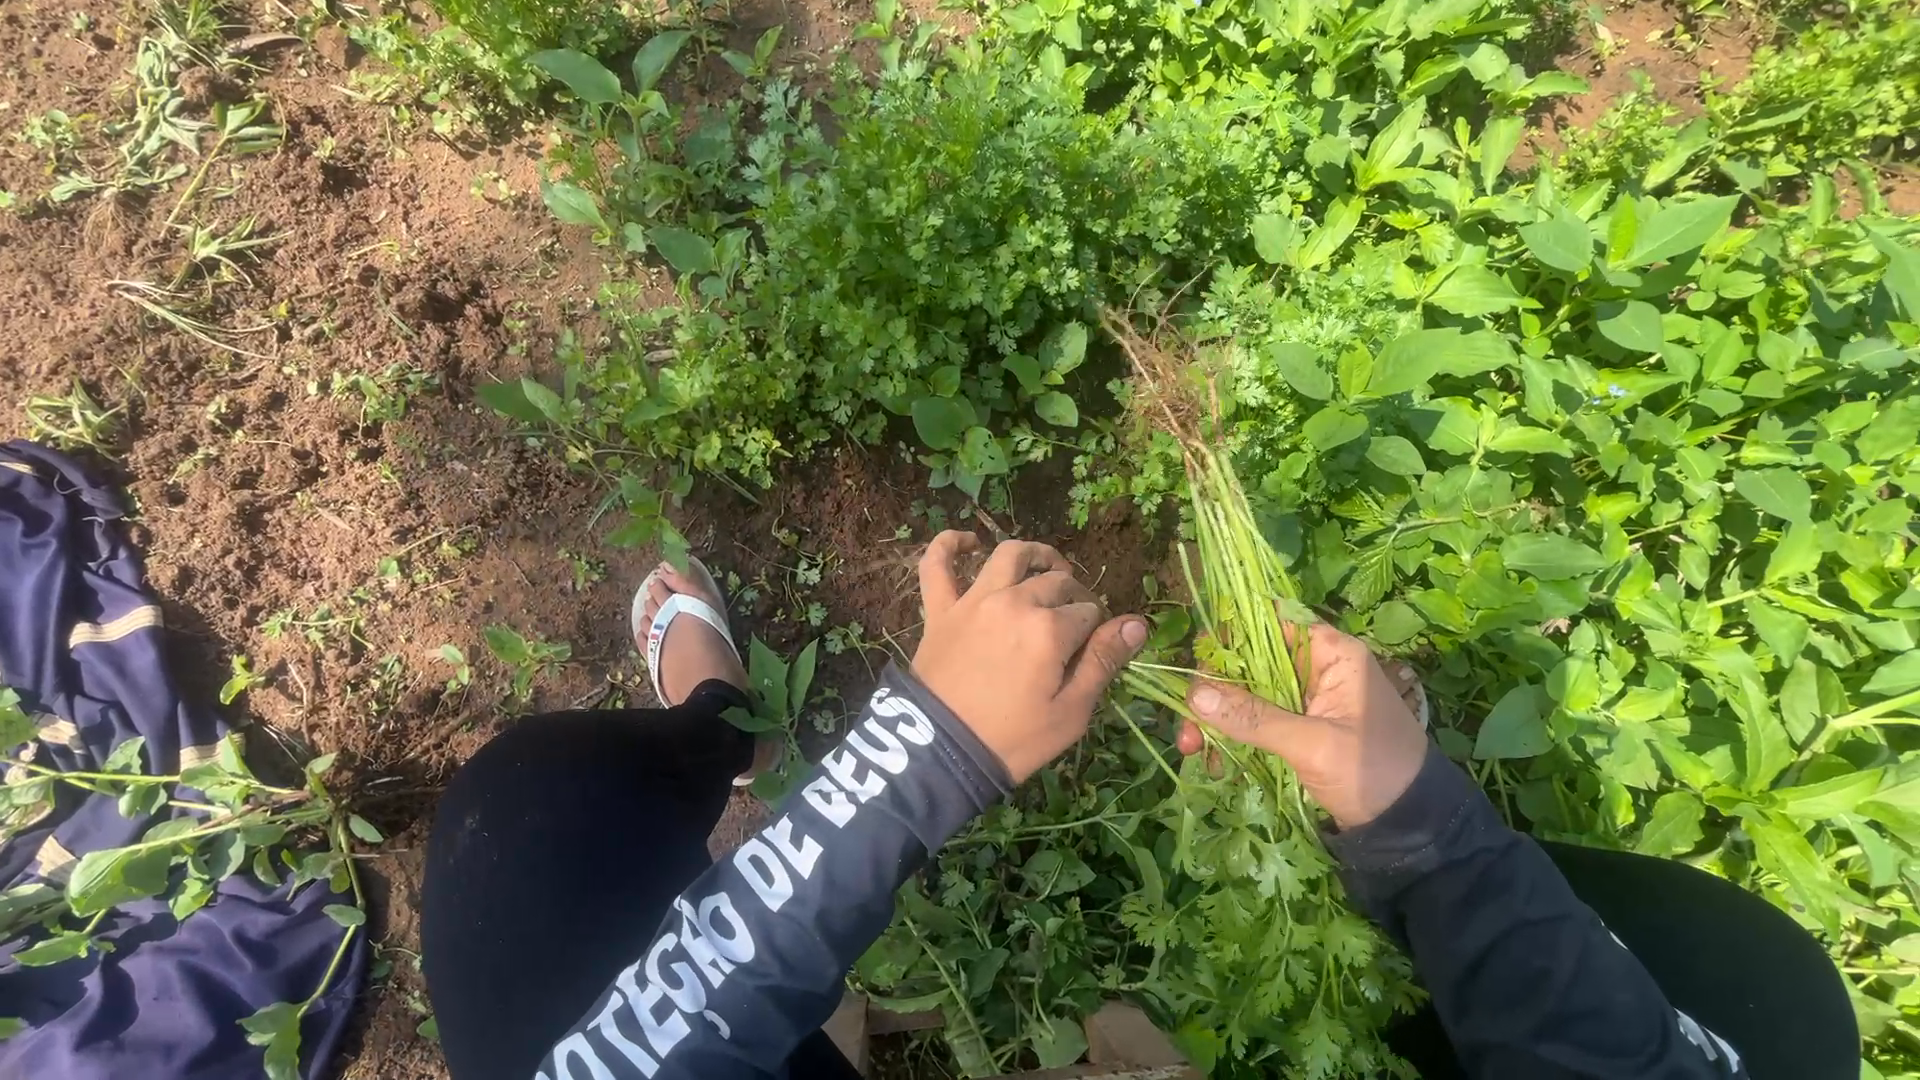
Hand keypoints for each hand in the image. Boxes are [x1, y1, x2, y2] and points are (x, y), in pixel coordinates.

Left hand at [912, 531, 1148, 782]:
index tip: (1092, 648)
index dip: (1096, 627)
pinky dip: (949, 545)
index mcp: (1049, 629)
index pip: (1088, 612)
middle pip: (1055, 582)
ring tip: (1045, 564)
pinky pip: (936, 565)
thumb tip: (1137, 623)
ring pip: (1008, 556)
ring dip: (1033, 554)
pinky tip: (967, 541)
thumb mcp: (1070, 712)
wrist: (941, 753)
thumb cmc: (1013, 740)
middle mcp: (1013, 602)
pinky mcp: (940, 609)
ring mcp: (973, 601)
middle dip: (1072, 596)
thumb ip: (1103, 661)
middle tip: (1073, 622)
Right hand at [1181, 621, 1428, 828]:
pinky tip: (1213, 759)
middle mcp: (1315, 667)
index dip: (1231, 632)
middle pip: (1249, 659)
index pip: (1272, 620)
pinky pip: (1252, 719)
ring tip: (1193, 748)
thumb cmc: (1372, 773)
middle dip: (1213, 689)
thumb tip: (1193, 692)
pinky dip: (1230, 735)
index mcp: (1331, 654)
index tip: (1198, 661)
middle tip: (1187, 722)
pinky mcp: (1296, 726)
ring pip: (1245, 692)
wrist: (1411, 829)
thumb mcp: (1313, 744)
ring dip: (1215, 717)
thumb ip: (1254, 717)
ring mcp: (1304, 699)